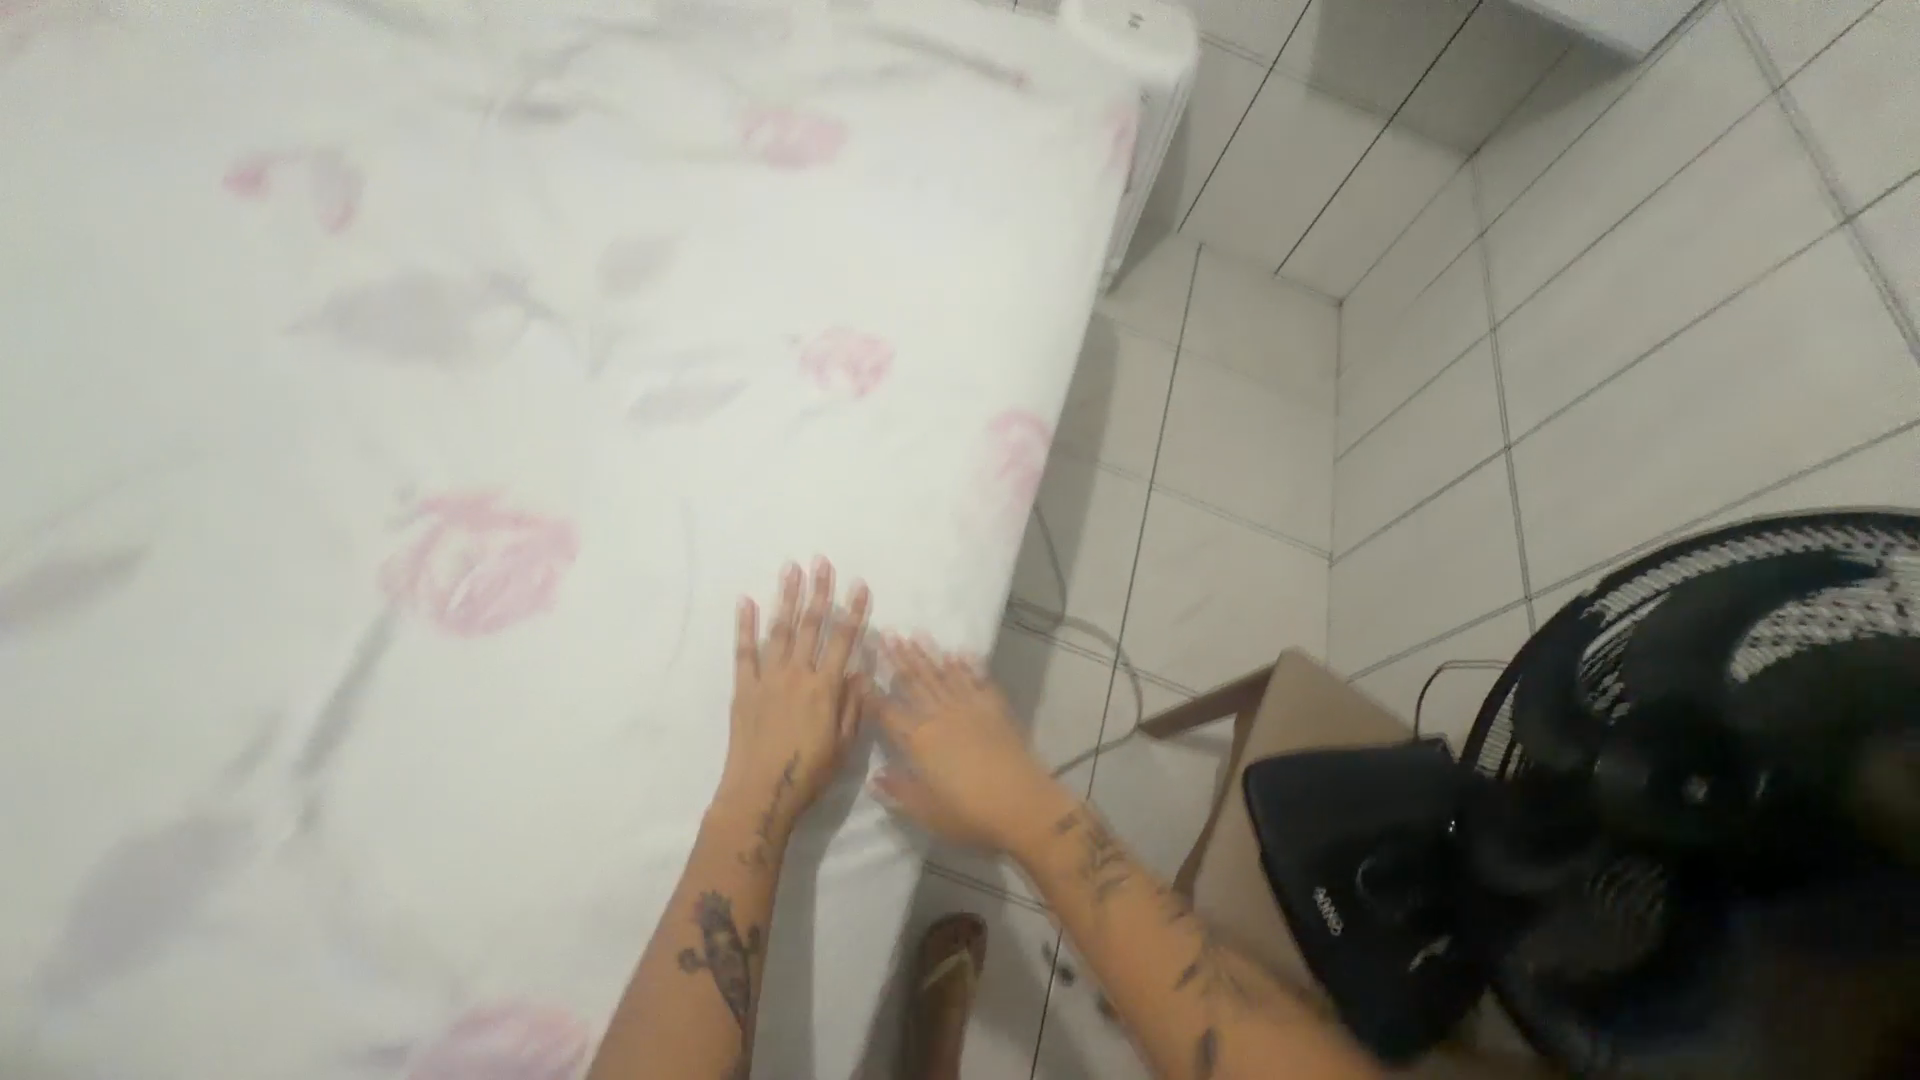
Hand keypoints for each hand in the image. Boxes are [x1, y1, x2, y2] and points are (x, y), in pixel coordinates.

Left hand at [719, 559, 870, 841]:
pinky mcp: (743, 688)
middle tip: (821, 562)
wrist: (760, 794)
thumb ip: (854, 705)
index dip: (853, 611)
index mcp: (825, 688)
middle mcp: (797, 675)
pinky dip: (744, 625)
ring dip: (786, 598)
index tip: (859, 584)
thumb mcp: (844, 745)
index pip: (844, 640)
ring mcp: (767, 679)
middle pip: (811, 625)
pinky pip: (743, 651)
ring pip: (780, 630)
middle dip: (819, 591)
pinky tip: (746, 602)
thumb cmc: (809, 774)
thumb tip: (862, 671)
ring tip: (791, 570)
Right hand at [867, 637, 1069, 852]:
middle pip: (915, 683)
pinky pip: (978, 682)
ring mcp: (970, 709)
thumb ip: (900, 790)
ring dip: (929, 655)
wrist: (1024, 805)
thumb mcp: (927, 811)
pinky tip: (960, 654)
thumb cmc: (971, 814)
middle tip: (888, 634)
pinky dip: (968, 666)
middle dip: (900, 659)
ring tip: (916, 634)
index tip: (862, 671)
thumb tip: (875, 777)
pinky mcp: (995, 710)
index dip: (873, 694)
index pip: (889, 712)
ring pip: (944, 676)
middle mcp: (941, 717)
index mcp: (919, 741)